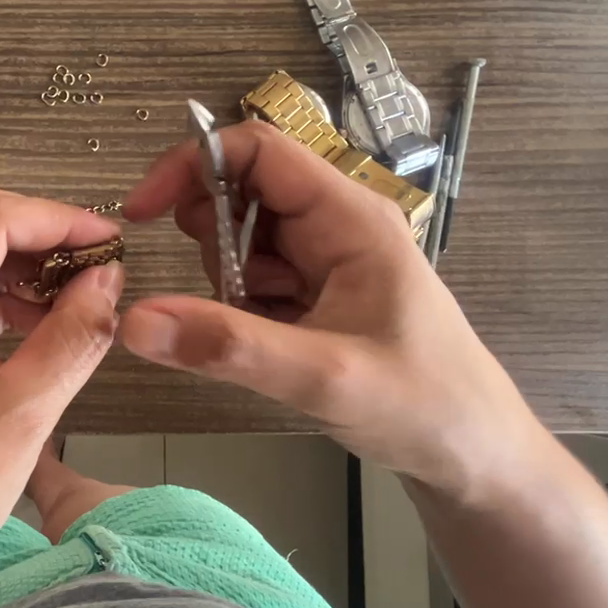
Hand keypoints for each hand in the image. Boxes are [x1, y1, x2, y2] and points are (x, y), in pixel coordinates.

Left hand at [0, 184, 124, 600]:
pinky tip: (44, 320)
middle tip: (94, 263)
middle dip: (35, 229)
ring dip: (21, 259)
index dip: (54, 218)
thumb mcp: (25, 415)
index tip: (111, 241)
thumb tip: (111, 274)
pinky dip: (3, 289)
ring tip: (77, 297)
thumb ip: (73, 336)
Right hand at [119, 119, 541, 504]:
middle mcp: (332, 225)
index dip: (192, 164)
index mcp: (348, 217)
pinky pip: (246, 277)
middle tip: (218, 294)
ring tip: (261, 329)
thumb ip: (228, 346)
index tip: (142, 212)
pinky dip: (234, 305)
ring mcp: (321, 259)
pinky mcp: (311, 292)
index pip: (258, 150)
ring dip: (222, 278)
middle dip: (208, 235)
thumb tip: (133, 320)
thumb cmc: (424, 407)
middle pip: (239, 190)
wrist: (473, 458)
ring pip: (236, 237)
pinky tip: (268, 343)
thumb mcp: (323, 377)